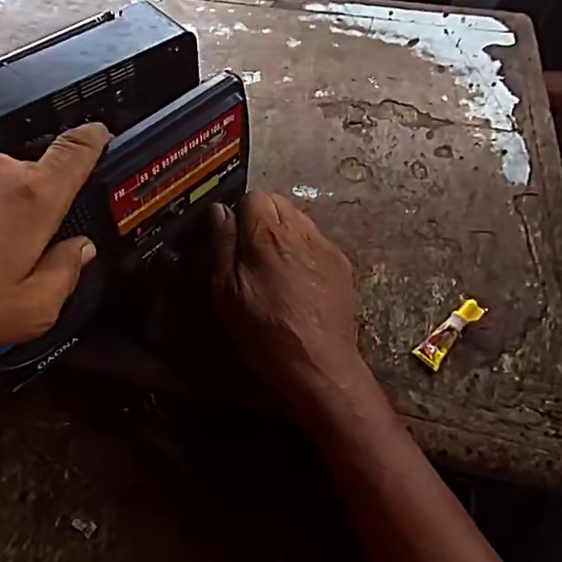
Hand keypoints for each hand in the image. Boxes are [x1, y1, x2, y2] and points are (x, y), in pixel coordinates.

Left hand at [0, 123, 109, 417]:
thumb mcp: (30, 310)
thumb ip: (67, 274)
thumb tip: (78, 251)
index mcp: (33, 197)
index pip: (77, 148)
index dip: (96, 139)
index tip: (102, 137)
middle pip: (39, 180)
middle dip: (43, 212)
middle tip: (32, 257)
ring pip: (1, 192)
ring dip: (4, 221)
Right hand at [209, 193, 378, 420]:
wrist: (319, 364)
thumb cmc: (264, 332)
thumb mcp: (227, 292)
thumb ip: (223, 245)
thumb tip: (219, 210)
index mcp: (268, 234)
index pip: (254, 196)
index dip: (240, 215)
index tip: (233, 242)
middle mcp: (301, 231)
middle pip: (278, 202)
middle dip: (261, 218)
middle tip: (250, 254)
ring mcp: (326, 246)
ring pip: (299, 219)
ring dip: (283, 232)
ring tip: (274, 268)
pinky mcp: (342, 264)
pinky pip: (316, 241)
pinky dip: (303, 250)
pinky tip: (297, 281)